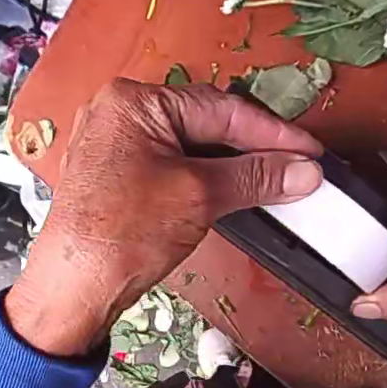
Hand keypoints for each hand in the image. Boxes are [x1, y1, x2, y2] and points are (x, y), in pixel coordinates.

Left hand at [5, 79, 322, 355]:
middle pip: (208, 123)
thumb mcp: (199, 196)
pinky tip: (234, 189)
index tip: (310, 152)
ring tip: (274, 179)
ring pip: (194, 146)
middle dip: (255, 147)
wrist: (76, 287)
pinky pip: (177, 164)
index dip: (273, 133)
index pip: (222, 110)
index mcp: (134, 101)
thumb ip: (256, 177)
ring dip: (234, 164)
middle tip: (298, 166)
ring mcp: (118, 143)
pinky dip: (209, 177)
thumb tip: (304, 170)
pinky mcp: (121, 174)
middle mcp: (122, 112)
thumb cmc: (123, 233)